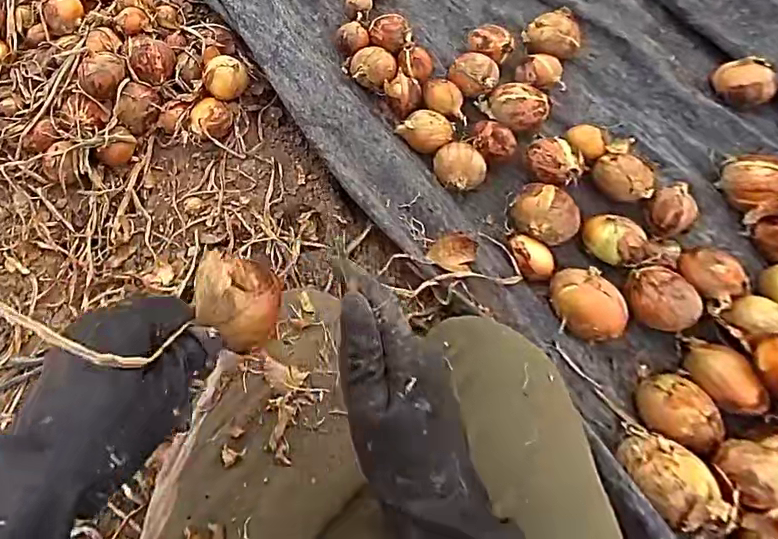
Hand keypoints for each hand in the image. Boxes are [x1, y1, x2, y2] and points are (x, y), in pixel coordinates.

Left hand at [0, 295, 209, 538]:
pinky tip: (123, 405)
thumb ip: (189, 358)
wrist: (39, 474)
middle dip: (168, 349)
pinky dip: (120, 371)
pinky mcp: (60, 364)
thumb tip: (211, 336)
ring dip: (144, 363)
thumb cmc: (109, 430)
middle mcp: (98, 318)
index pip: (175, 309)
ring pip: (126, 340)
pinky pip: (103, 354)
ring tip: (152, 402)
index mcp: (125, 318)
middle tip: (180, 387)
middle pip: (149, 322)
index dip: (194, 334)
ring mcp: (75, 340)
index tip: (202, 363)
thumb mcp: (163, 396)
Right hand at [340, 268, 523, 538]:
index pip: (382, 300)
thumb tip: (353, 296)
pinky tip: (369, 366)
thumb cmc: (397, 461)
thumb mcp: (367, 406)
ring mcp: (434, 369)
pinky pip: (401, 356)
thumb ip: (361, 351)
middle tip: (336, 291)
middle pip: (389, 316)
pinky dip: (382, 351)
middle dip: (364, 302)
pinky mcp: (434, 387)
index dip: (359, 280)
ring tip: (346, 325)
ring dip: (373, 328)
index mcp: (409, 351)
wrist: (441, 512)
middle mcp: (426, 350)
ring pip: (395, 336)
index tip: (336, 264)